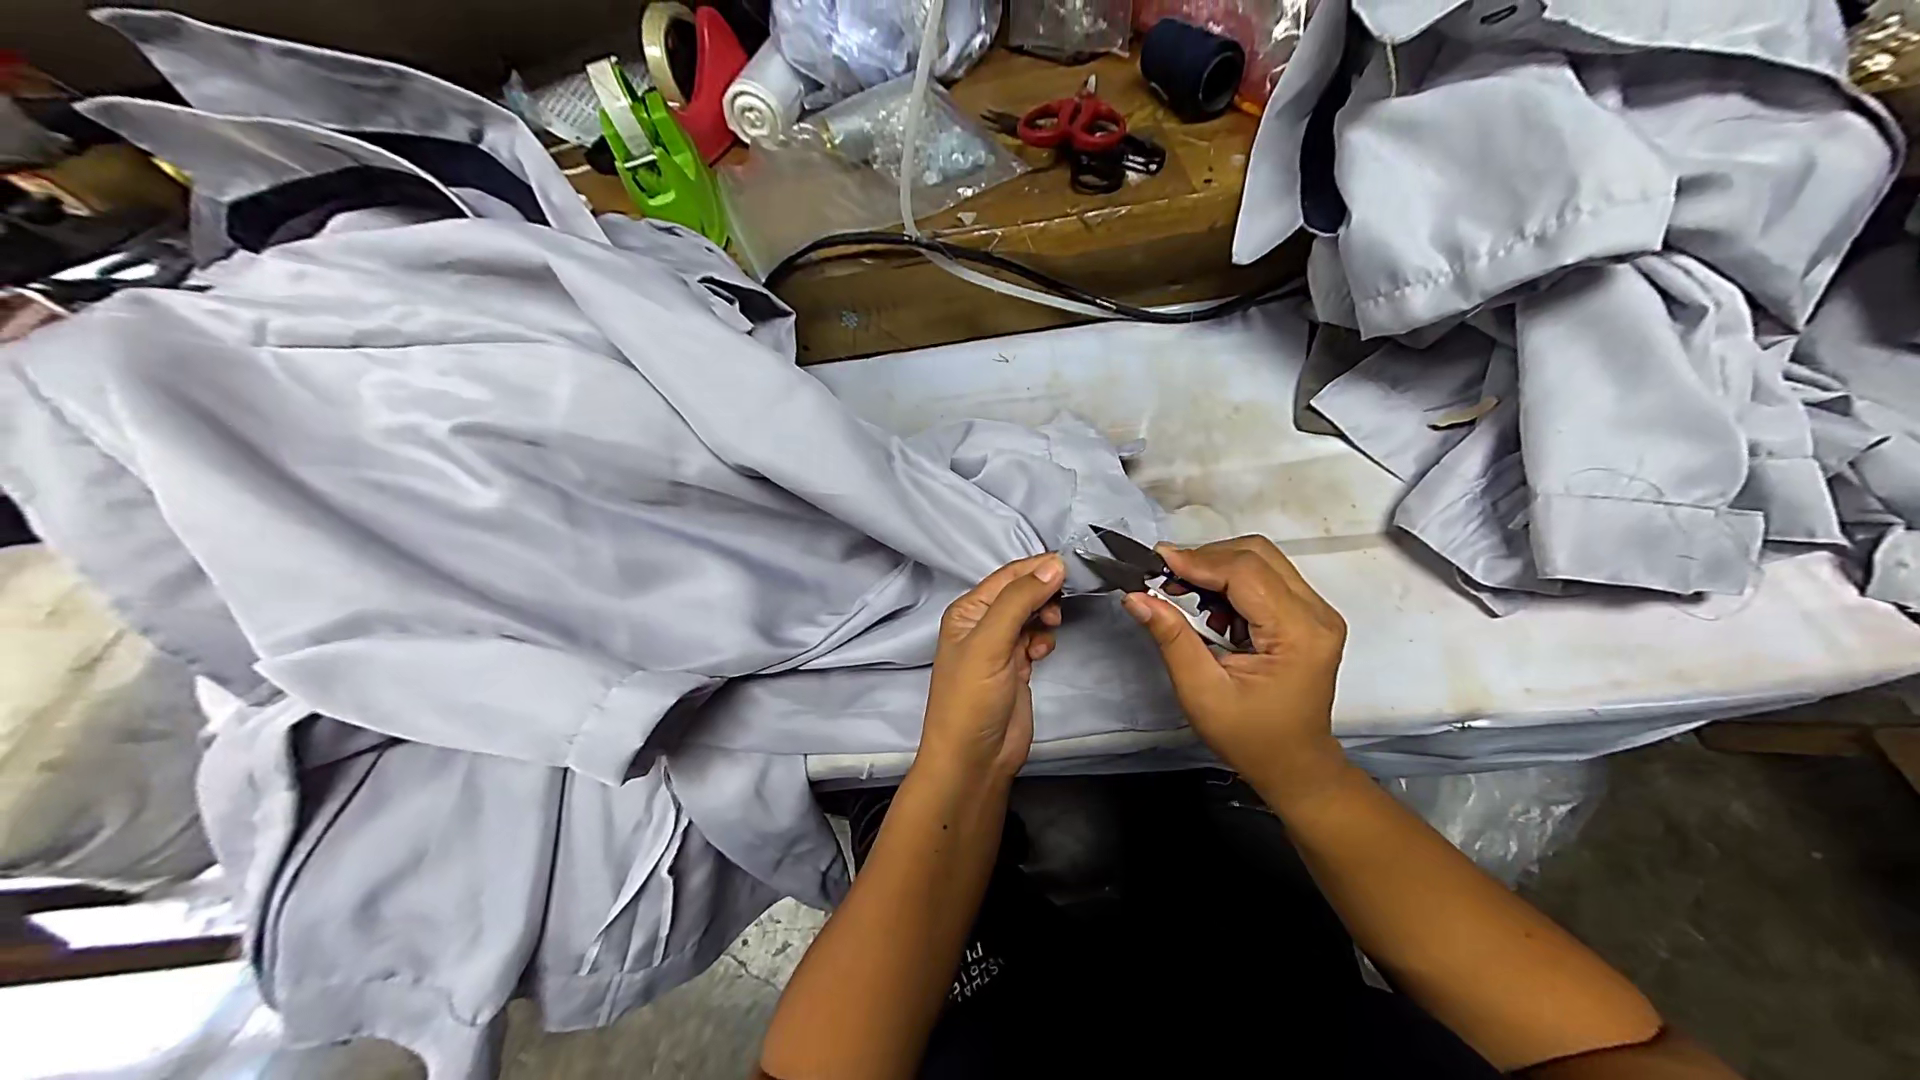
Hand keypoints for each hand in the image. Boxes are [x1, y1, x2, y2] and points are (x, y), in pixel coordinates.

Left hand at [919, 553, 1064, 781]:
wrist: (974, 759)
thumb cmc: (970, 701)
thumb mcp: (991, 643)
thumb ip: (1020, 601)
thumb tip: (1053, 565)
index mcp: (967, 611)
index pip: (1007, 576)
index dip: (1037, 568)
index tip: (1069, 565)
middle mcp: (982, 624)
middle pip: (1022, 593)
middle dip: (1044, 594)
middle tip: (1057, 608)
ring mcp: (1000, 646)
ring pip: (1032, 615)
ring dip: (1045, 618)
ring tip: (1048, 632)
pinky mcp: (1016, 666)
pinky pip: (1037, 638)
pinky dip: (1044, 639)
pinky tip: (1041, 653)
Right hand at [1122, 536, 1348, 797]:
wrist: (1295, 765)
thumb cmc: (1252, 738)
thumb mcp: (1201, 692)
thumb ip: (1172, 638)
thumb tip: (1137, 596)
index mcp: (1298, 634)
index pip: (1245, 573)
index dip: (1198, 561)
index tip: (1157, 564)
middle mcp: (1316, 614)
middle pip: (1256, 555)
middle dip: (1206, 559)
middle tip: (1166, 578)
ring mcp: (1316, 612)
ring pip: (1260, 559)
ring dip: (1217, 568)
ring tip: (1184, 593)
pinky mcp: (1307, 615)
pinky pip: (1265, 576)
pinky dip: (1230, 581)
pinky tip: (1210, 608)